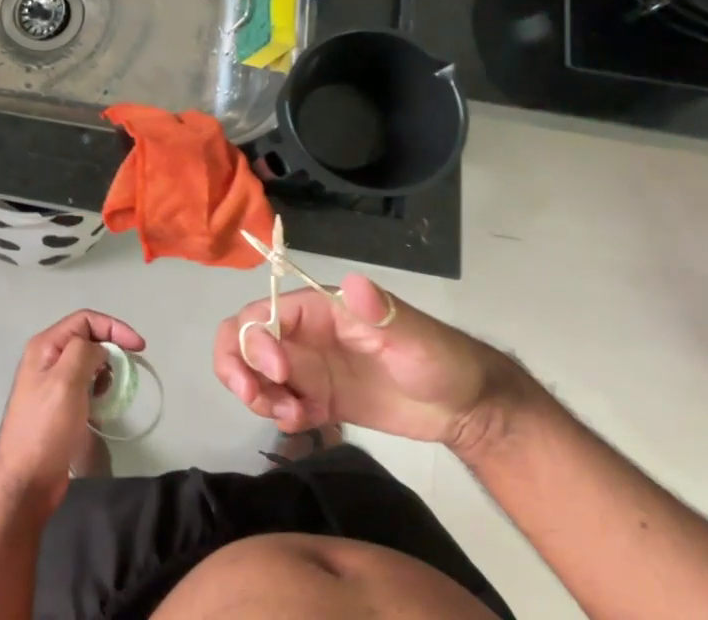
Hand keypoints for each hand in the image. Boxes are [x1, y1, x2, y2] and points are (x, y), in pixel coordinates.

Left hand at [0, 310, 144, 508]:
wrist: (27, 479)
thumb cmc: (46, 428)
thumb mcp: (66, 382)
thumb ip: (84, 353)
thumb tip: (100, 348)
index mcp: (45, 347)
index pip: (84, 320)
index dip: (114, 328)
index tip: (139, 348)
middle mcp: (46, 359)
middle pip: (86, 339)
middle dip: (111, 350)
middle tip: (127, 373)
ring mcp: (51, 384)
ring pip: (87, 364)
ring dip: (105, 373)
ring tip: (113, 392)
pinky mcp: (58, 406)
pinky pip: (84, 387)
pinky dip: (98, 391)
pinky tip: (102, 407)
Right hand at [213, 274, 523, 450]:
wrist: (469, 409)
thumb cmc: (444, 362)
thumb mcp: (415, 337)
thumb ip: (381, 312)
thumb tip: (352, 283)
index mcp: (318, 310)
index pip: (263, 315)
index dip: (255, 340)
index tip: (278, 373)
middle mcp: (304, 335)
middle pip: (244, 340)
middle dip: (237, 366)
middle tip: (254, 399)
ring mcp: (308, 369)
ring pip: (254, 373)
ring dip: (257, 395)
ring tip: (291, 417)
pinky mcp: (317, 399)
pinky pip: (278, 403)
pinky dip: (279, 415)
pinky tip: (304, 425)